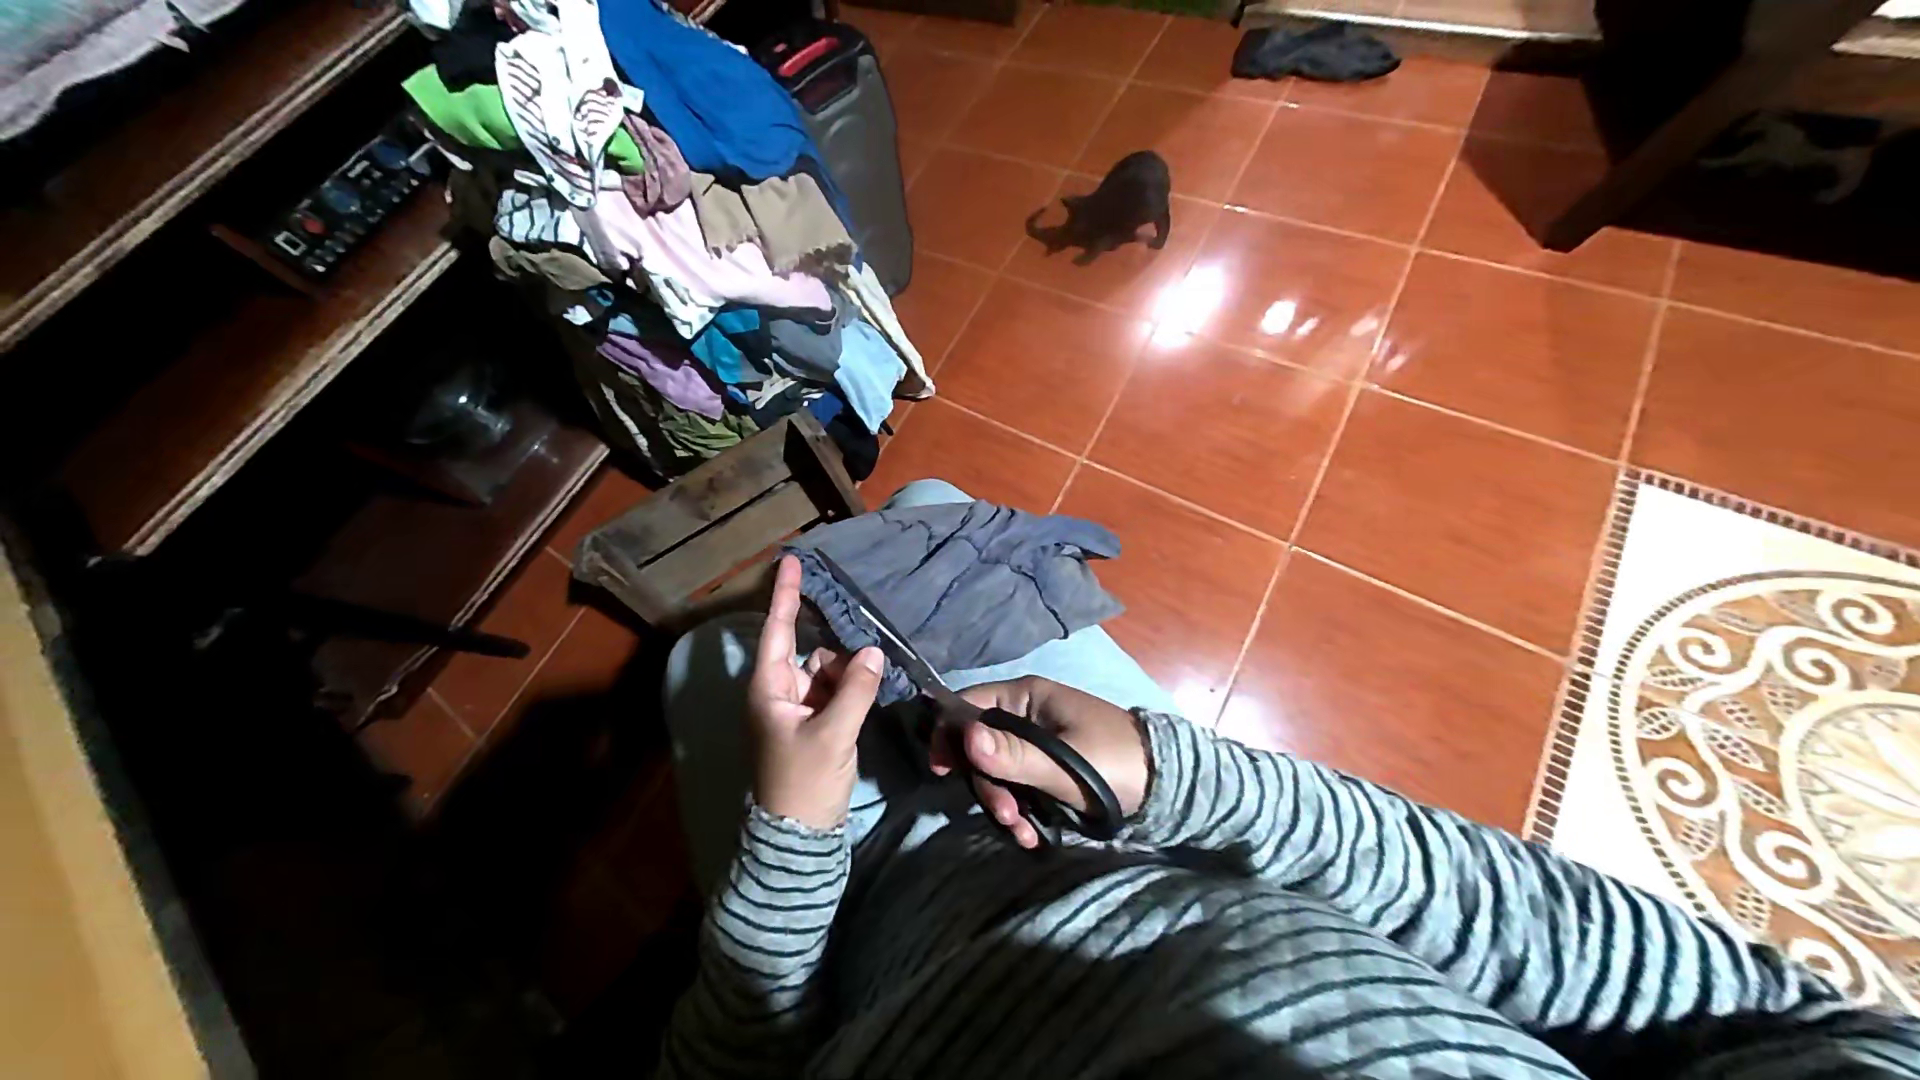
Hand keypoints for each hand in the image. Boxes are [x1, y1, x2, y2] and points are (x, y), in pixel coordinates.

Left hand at [746, 555, 884, 829]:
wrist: (801, 836)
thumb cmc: (804, 782)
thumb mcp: (832, 734)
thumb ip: (855, 689)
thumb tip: (874, 652)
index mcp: (769, 689)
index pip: (777, 630)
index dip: (784, 594)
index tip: (790, 560)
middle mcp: (781, 692)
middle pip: (811, 651)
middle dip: (838, 650)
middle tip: (866, 642)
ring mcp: (799, 708)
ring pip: (829, 671)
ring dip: (850, 672)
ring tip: (874, 678)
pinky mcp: (817, 723)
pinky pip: (837, 690)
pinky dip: (853, 686)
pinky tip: (872, 686)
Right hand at [930, 676, 1149, 848]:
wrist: (1164, 787)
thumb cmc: (1115, 762)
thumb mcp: (1064, 762)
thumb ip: (1015, 754)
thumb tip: (965, 738)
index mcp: (1025, 696)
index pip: (968, 704)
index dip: (950, 733)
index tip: (942, 768)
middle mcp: (1023, 716)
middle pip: (978, 746)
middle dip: (986, 783)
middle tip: (1005, 814)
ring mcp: (1032, 745)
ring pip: (994, 772)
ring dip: (1001, 803)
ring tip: (1022, 832)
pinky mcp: (1042, 771)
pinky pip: (1014, 788)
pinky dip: (1017, 812)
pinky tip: (1031, 835)